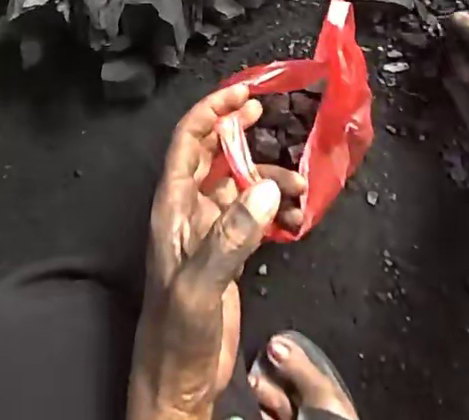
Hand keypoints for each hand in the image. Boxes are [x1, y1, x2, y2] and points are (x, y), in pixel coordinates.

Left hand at [130, 84, 306, 419]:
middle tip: (263, 109)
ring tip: (295, 181)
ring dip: (263, 174)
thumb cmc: (177, 329)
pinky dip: (270, 207)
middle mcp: (188, 207)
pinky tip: (292, 215)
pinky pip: (250, 213)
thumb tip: (266, 188)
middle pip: (210, 150)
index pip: (188, 139)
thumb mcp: (201, 281)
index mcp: (173, 203)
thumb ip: (232, 235)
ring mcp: (207, 227)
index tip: (241, 92)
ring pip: (235, 182)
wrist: (179, 376)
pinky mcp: (225, 249)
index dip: (211, 110)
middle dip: (234, 127)